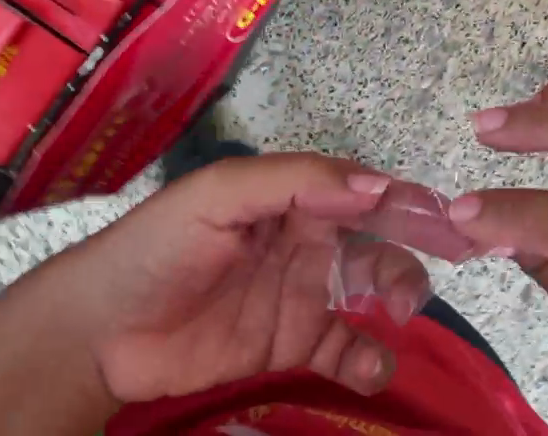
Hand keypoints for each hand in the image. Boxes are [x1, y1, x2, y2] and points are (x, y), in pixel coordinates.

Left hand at [50, 153, 432, 403]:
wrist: (99, 332)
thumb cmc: (160, 246)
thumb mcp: (222, 195)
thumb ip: (298, 181)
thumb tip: (377, 183)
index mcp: (294, 196)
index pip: (361, 190)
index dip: (405, 199)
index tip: (447, 219)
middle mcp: (307, 238)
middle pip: (376, 236)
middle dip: (415, 245)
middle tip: (447, 260)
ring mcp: (302, 292)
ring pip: (371, 288)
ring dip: (398, 295)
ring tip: (399, 313)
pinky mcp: (291, 344)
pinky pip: (345, 348)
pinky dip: (368, 357)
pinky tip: (371, 365)